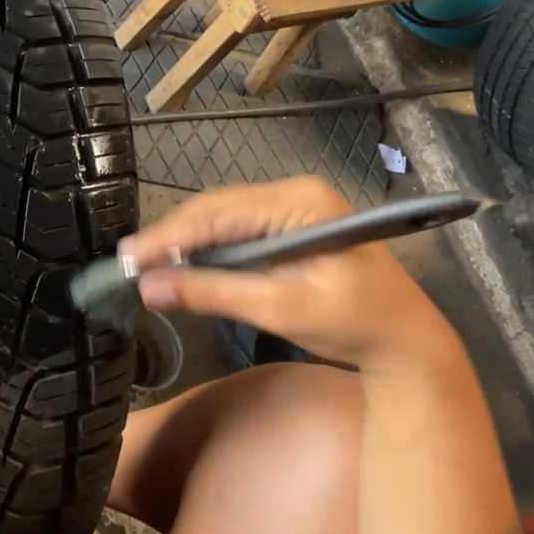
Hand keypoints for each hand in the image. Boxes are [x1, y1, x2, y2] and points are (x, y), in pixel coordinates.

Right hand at [121, 177, 458, 365]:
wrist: (407, 341)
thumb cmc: (354, 324)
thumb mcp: (280, 308)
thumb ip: (212, 292)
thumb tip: (149, 288)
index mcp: (299, 202)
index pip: (216, 214)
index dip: (167, 237)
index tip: (126, 258)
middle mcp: (292, 193)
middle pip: (214, 210)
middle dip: (169, 238)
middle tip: (127, 264)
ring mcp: (292, 206)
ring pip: (219, 218)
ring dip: (183, 242)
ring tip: (145, 265)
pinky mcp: (289, 224)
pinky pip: (235, 229)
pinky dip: (205, 247)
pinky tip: (182, 264)